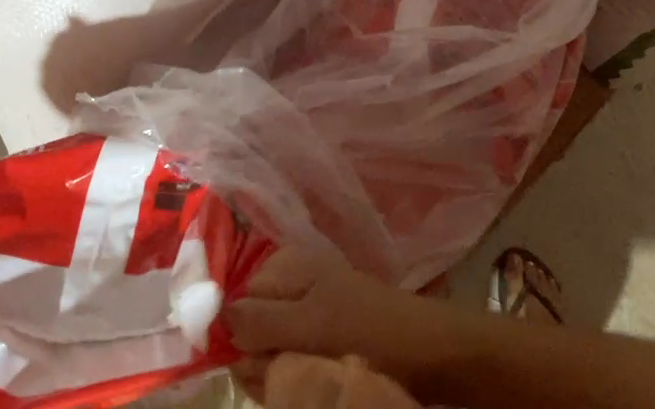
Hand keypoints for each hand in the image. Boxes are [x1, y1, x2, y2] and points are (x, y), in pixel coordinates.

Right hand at [226, 248, 454, 397]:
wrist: (438, 356)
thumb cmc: (374, 330)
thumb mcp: (313, 323)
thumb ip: (261, 320)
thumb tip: (217, 320)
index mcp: (287, 267)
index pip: (236, 301)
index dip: (236, 337)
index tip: (250, 366)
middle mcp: (292, 286)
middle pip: (251, 331)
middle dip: (261, 361)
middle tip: (287, 376)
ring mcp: (309, 317)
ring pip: (270, 354)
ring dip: (280, 377)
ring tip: (310, 380)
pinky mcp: (325, 344)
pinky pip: (293, 365)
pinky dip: (297, 382)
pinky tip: (317, 386)